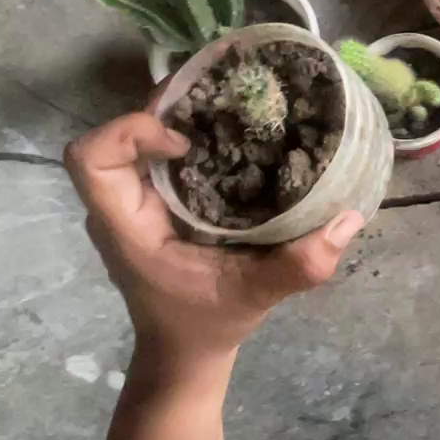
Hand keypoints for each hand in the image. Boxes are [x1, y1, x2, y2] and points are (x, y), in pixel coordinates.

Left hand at [63, 111, 363, 373]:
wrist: (184, 352)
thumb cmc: (206, 324)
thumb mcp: (254, 296)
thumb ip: (298, 265)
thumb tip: (348, 218)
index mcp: (128, 227)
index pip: (90, 159)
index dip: (129, 132)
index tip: (185, 141)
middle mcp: (122, 205)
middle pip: (120, 133)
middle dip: (170, 105)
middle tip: (227, 87)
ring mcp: (135, 200)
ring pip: (141, 136)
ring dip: (183, 112)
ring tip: (235, 95)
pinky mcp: (154, 199)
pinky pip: (160, 151)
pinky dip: (193, 129)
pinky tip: (235, 125)